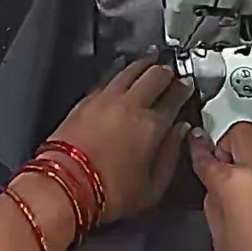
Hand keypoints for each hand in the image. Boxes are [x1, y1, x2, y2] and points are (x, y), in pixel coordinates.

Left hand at [45, 58, 192, 223]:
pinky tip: (120, 67)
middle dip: (167, 72)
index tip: (187, 87)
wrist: (65, 184)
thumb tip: (180, 135)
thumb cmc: (106, 192)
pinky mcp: (86, 100)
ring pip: (130, 70)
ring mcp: (106, 99)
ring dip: (144, 63)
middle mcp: (130, 106)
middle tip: (172, 72)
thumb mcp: (152, 188)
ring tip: (152, 58)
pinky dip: (118, 69)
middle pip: (155, 76)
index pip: (175, 98)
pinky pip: (108, 77)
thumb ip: (170, 156)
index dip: (184, 89)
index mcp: (152, 126)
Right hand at [188, 121, 251, 250]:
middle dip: (225, 144)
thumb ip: (213, 208)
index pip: (207, 154)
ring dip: (245, 166)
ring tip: (238, 201)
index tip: (194, 144)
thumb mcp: (221, 243)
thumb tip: (213, 194)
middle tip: (217, 165)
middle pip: (241, 134)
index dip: (196, 149)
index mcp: (235, 183)